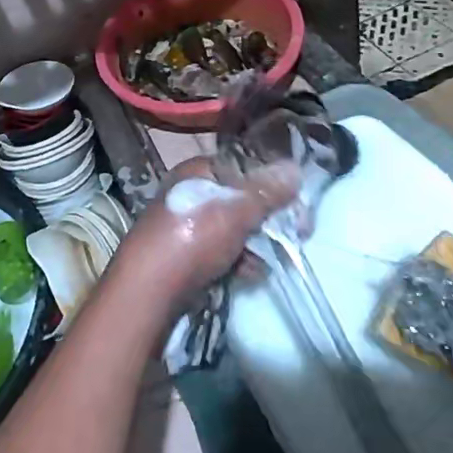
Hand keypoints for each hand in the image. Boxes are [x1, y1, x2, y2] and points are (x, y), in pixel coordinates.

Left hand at [110, 155, 298, 303]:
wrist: (152, 286)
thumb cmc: (193, 237)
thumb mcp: (234, 209)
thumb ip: (266, 190)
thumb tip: (294, 168)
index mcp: (196, 172)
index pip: (242, 166)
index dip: (273, 180)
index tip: (300, 200)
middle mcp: (191, 193)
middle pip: (241, 199)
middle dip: (269, 216)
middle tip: (298, 232)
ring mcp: (189, 224)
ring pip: (236, 227)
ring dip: (258, 242)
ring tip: (276, 255)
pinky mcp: (191, 254)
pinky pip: (225, 251)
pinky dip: (241, 260)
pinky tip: (252, 273)